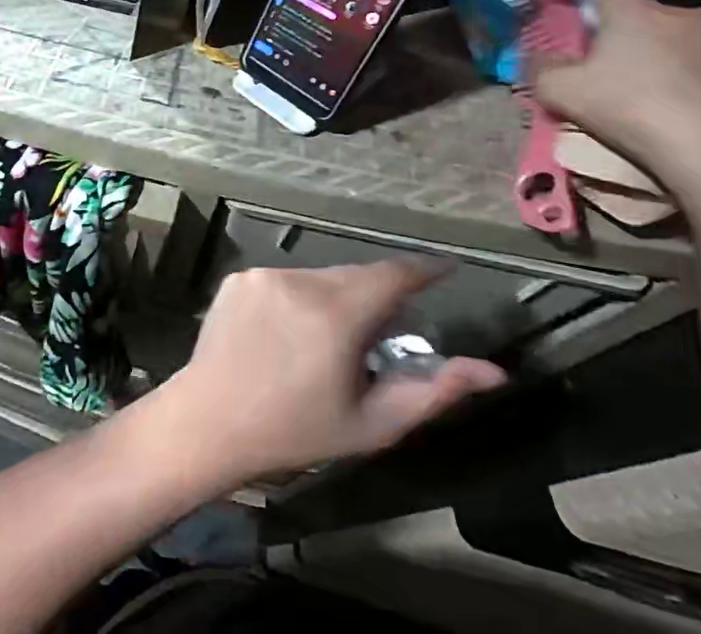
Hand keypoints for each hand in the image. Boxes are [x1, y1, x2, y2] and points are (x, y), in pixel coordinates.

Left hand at [157, 260, 505, 481]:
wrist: (207, 423)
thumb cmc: (294, 431)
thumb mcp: (371, 423)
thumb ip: (434, 392)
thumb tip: (493, 371)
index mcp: (336, 313)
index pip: (394, 274)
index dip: (423, 270)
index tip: (445, 270)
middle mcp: (299, 281)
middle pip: (356, 276)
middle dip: (376, 297)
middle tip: (380, 335)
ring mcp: (263, 275)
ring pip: (320, 278)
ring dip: (335, 299)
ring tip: (326, 342)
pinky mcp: (238, 278)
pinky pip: (285, 280)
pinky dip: (299, 299)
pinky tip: (287, 335)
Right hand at [530, 0, 700, 199]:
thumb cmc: (640, 116)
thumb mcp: (563, 95)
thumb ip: (543, 70)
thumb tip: (542, 58)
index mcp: (638, 13)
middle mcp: (693, 14)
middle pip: (649, 17)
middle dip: (629, 37)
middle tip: (613, 71)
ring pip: (695, 45)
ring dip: (675, 62)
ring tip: (665, 102)